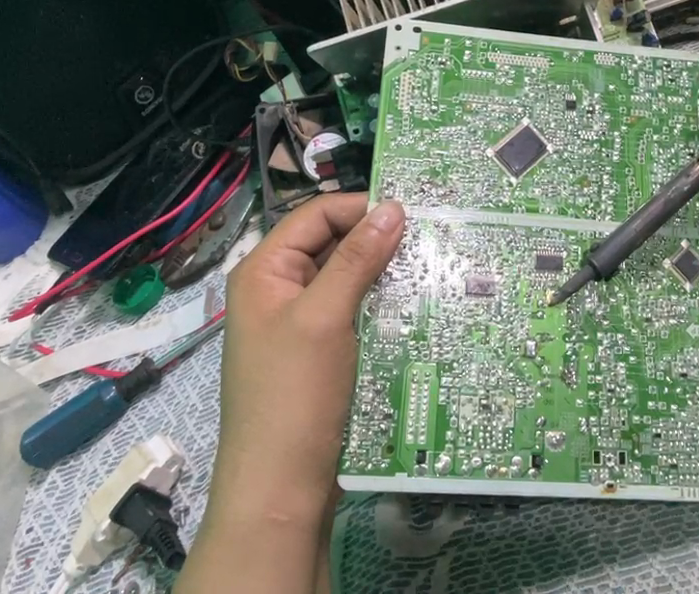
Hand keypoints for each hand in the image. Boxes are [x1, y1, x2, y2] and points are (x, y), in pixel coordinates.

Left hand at [209, 194, 404, 524]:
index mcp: (265, 271)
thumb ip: (357, 259)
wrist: (280, 491)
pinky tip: (417, 311)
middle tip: (432, 241)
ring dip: (385, 277)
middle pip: (333, 246)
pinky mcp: (321, 356)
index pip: (316, 216)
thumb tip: (394, 207)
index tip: (413, 214)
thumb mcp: (325, 317)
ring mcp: (299, 326)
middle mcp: (279, 291)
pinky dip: (382, 309)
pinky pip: (354, 316)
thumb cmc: (294, 395)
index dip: (361, 209)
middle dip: (378, 243)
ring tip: (433, 272)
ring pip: (348, 282)